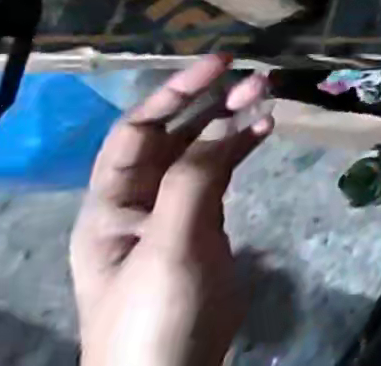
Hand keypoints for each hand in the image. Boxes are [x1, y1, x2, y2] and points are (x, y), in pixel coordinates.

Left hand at [71, 55, 273, 365]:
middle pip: (175, 135)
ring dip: (232, 120)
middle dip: (213, 102)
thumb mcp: (169, 246)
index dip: (175, 90)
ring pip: (202, 150)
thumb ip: (193, 179)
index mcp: (111, 204)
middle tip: (258, 77)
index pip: (138, 130)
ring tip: (268, 93)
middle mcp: (138, 200)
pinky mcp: (202, 226)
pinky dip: (243, 148)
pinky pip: (221, 173)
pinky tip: (266, 130)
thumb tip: (222, 123)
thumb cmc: (154, 316)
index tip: (219, 63)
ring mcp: (172, 213)